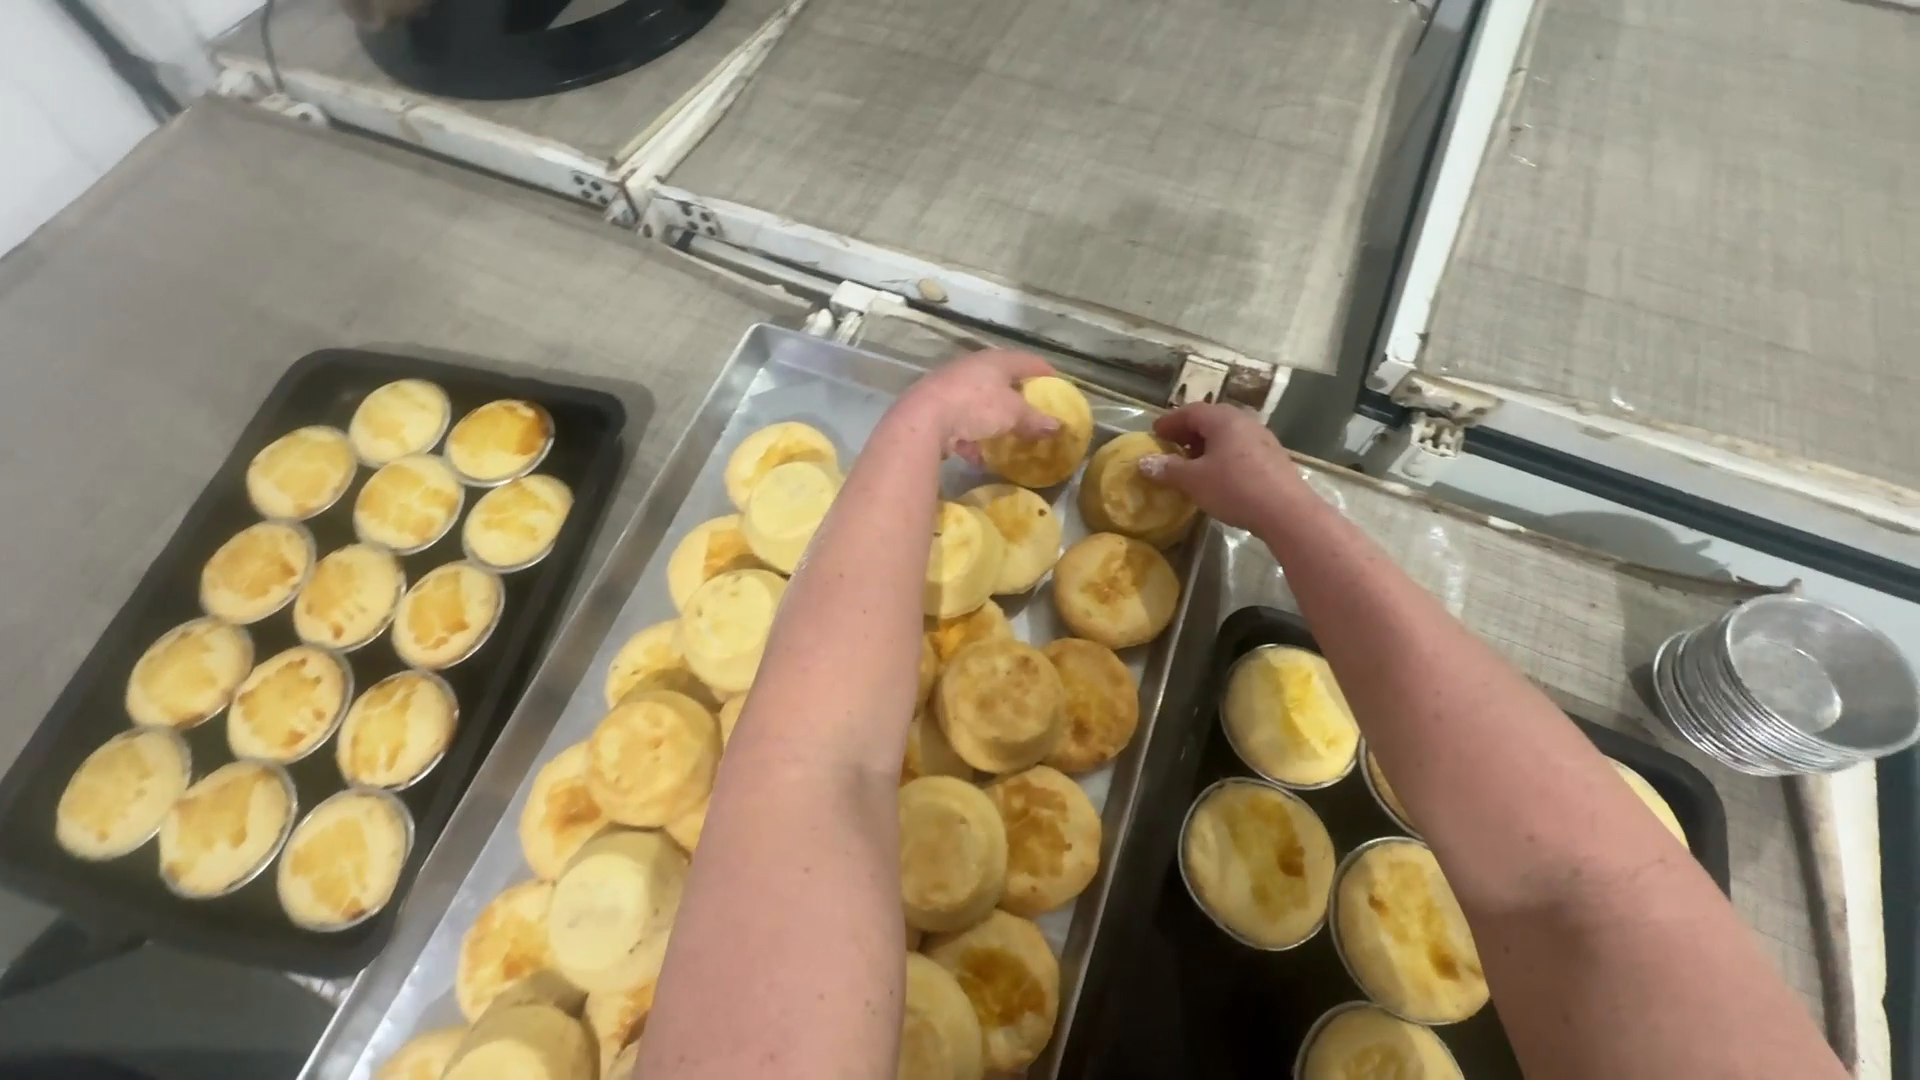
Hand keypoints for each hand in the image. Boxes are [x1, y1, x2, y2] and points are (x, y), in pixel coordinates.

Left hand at [892, 348, 1060, 459]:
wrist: (923, 418)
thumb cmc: (976, 406)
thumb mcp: (1012, 414)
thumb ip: (1034, 419)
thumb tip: (1057, 426)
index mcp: (995, 361)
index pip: (1026, 360)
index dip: (1044, 371)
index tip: (1057, 383)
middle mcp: (971, 367)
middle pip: (1000, 379)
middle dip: (1015, 396)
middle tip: (1031, 410)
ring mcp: (950, 387)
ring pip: (978, 402)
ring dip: (991, 420)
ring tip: (1004, 436)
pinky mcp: (934, 408)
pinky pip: (959, 422)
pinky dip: (970, 438)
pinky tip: (976, 457)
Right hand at [1138, 403, 1303, 532]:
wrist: (1286, 511)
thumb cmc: (1234, 488)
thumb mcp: (1194, 480)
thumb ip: (1168, 469)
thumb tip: (1144, 463)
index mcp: (1223, 420)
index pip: (1191, 411)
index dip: (1170, 421)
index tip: (1154, 433)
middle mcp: (1244, 422)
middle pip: (1211, 419)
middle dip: (1188, 431)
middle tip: (1171, 446)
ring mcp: (1262, 438)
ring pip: (1227, 434)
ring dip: (1206, 444)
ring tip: (1192, 463)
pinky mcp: (1273, 457)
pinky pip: (1240, 448)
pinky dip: (1223, 454)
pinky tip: (1217, 475)